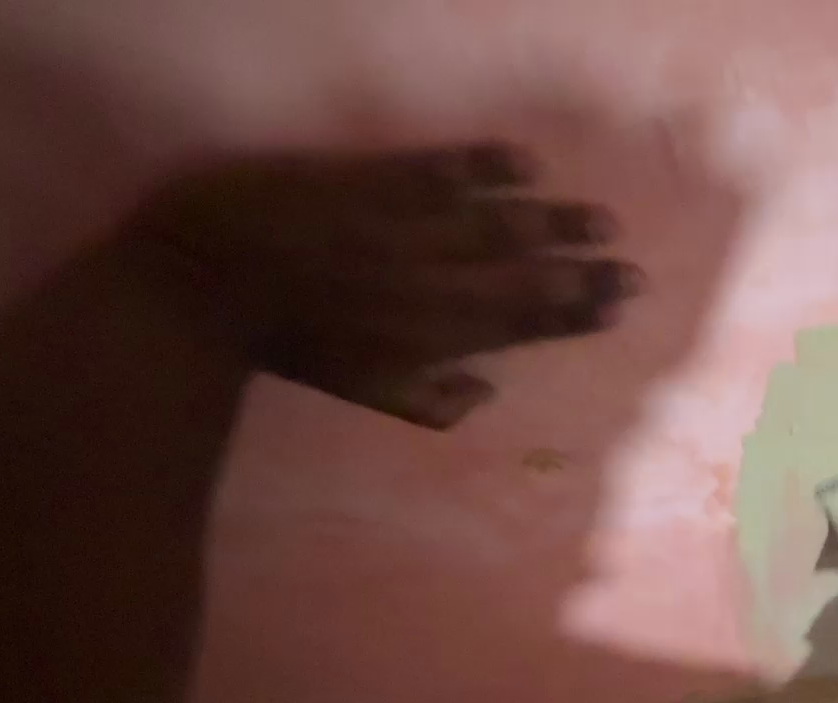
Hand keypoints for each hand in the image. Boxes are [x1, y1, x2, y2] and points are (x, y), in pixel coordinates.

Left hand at [124, 143, 640, 426]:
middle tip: (634, 273)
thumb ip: (432, 403)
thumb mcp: (365, 393)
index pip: (519, 327)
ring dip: (552, 226)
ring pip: (493, 231)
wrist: (202, 287)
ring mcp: (402, 234)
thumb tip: (491, 391)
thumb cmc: (293, 345)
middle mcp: (431, 289)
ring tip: (602, 221)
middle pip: (522, 282)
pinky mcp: (366, 185)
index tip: (616, 309)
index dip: (572, 317)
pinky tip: (526, 164)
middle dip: (584, 278)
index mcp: (432, 338)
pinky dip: (481, 168)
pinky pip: (434, 174)